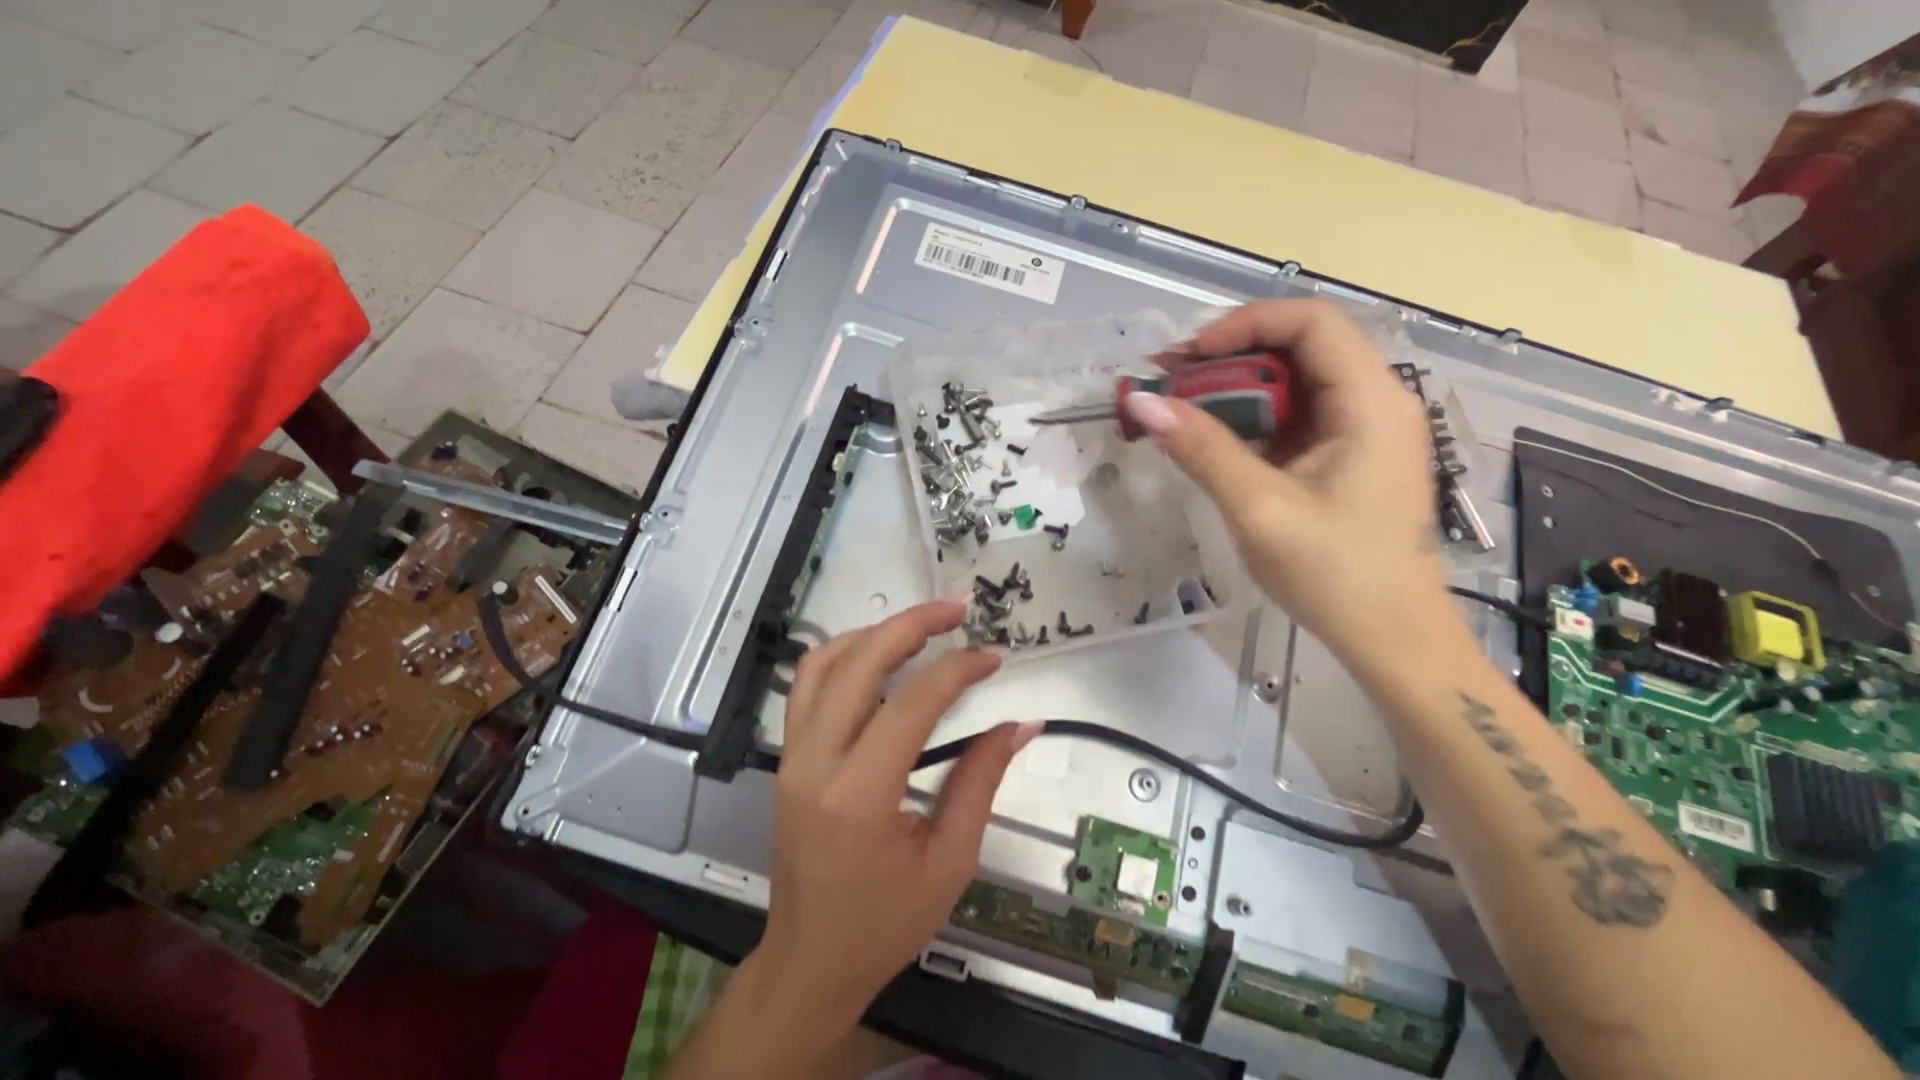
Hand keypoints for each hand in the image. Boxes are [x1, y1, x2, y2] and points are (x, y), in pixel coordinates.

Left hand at [750, 600, 1039, 1036]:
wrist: (811, 962)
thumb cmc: (886, 924)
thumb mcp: (949, 861)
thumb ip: (980, 782)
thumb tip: (1021, 724)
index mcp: (859, 796)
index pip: (912, 704)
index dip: (958, 670)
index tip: (995, 657)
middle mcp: (815, 763)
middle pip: (859, 663)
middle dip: (911, 625)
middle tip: (957, 609)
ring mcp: (792, 758)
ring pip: (822, 665)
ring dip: (872, 634)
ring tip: (921, 626)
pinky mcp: (787, 761)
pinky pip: (807, 689)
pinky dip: (843, 658)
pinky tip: (879, 660)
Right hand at [1123, 300, 1446, 665]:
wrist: (1394, 639)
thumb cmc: (1336, 575)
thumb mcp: (1260, 510)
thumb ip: (1203, 449)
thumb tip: (1143, 403)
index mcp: (1372, 401)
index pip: (1310, 322)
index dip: (1243, 325)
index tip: (1187, 358)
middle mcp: (1378, 401)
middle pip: (1301, 346)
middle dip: (1231, 356)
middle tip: (1169, 381)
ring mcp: (1367, 429)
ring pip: (1296, 381)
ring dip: (1237, 388)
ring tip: (1180, 408)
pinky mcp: (1352, 456)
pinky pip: (1299, 416)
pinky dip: (1254, 419)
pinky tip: (1213, 439)